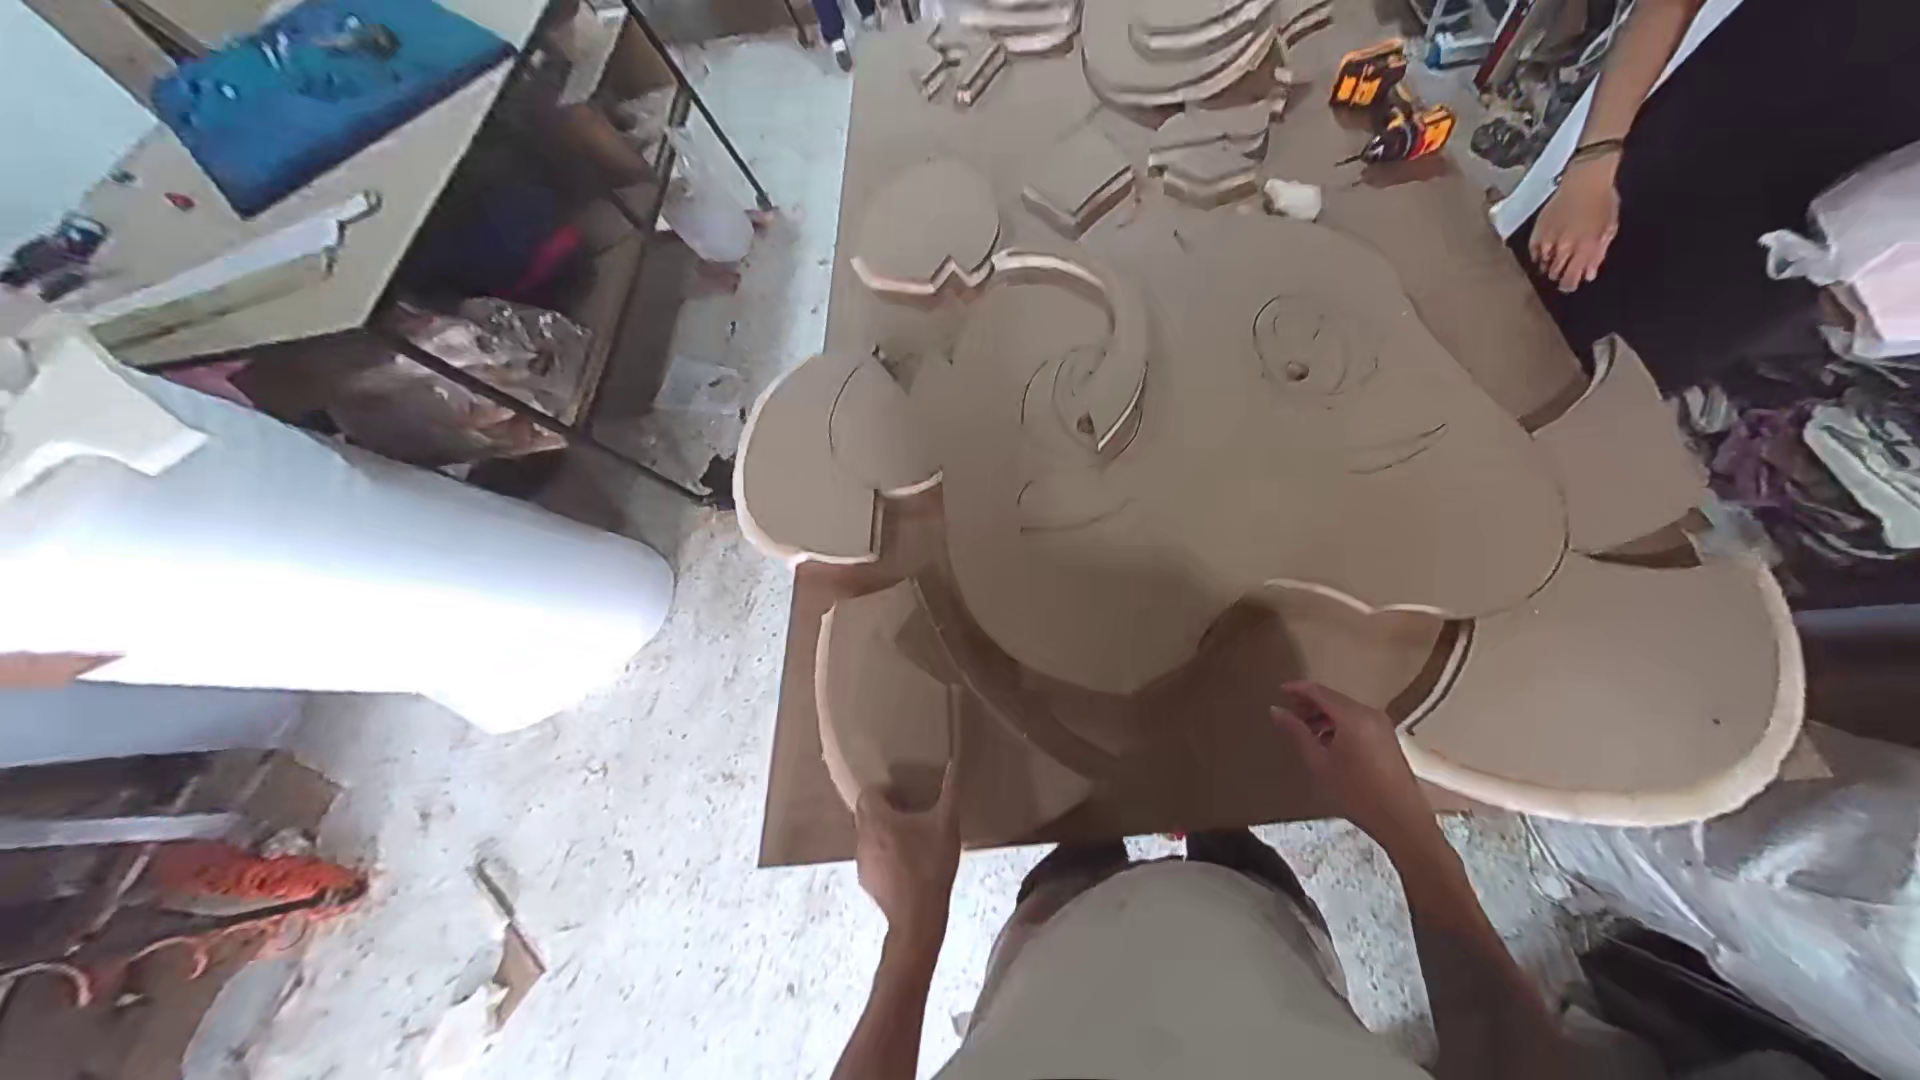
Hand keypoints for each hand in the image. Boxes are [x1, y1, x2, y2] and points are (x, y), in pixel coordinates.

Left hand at [853, 764, 959, 945]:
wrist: (918, 916)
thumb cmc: (931, 865)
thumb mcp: (947, 824)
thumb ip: (949, 791)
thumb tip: (953, 764)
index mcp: (878, 819)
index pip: (869, 793)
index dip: (884, 790)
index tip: (904, 796)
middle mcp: (863, 837)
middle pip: (866, 813)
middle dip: (884, 810)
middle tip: (908, 813)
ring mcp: (862, 861)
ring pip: (867, 836)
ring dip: (883, 833)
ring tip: (909, 839)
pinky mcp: (866, 881)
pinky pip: (871, 858)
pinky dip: (883, 855)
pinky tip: (905, 864)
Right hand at [1271, 681, 1446, 861]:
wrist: (1402, 821)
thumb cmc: (1356, 792)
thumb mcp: (1318, 762)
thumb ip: (1296, 731)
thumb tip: (1276, 710)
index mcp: (1353, 716)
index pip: (1319, 691)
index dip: (1297, 689)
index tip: (1278, 692)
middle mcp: (1369, 714)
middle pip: (1332, 698)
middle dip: (1309, 704)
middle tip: (1289, 717)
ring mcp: (1382, 725)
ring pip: (1344, 709)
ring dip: (1322, 715)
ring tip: (1305, 733)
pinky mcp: (1387, 737)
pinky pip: (1356, 720)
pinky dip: (1337, 724)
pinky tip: (1327, 743)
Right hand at [1530, 155, 1620, 292]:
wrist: (1584, 182)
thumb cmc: (1602, 201)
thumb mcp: (1608, 228)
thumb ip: (1597, 253)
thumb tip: (1588, 274)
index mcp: (1583, 247)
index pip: (1570, 277)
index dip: (1570, 285)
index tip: (1570, 287)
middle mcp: (1562, 249)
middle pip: (1554, 273)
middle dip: (1559, 275)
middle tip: (1564, 272)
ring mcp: (1547, 243)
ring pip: (1543, 265)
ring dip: (1550, 265)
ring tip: (1557, 260)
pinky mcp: (1536, 236)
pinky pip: (1534, 254)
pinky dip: (1540, 255)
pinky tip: (1548, 251)